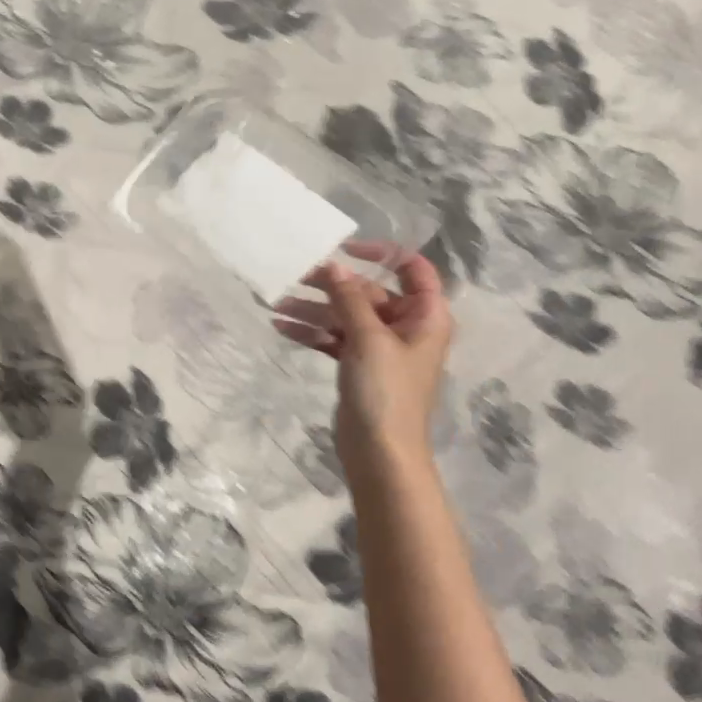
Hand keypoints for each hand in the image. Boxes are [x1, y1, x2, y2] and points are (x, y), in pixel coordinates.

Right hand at [274, 252, 452, 472]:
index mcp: (425, 317)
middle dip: (331, 286)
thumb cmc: (386, 392)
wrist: (382, 452)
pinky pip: (334, 338)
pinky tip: (281, 328)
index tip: (344, 249)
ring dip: (313, 309)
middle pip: (368, 292)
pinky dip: (311, 332)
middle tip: (292, 278)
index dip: (383, 254)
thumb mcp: (368, 339)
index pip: (414, 270)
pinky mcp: (359, 366)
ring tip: (276, 305)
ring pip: (345, 315)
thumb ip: (350, 300)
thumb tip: (334, 265)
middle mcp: (406, 327)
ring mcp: (381, 348)